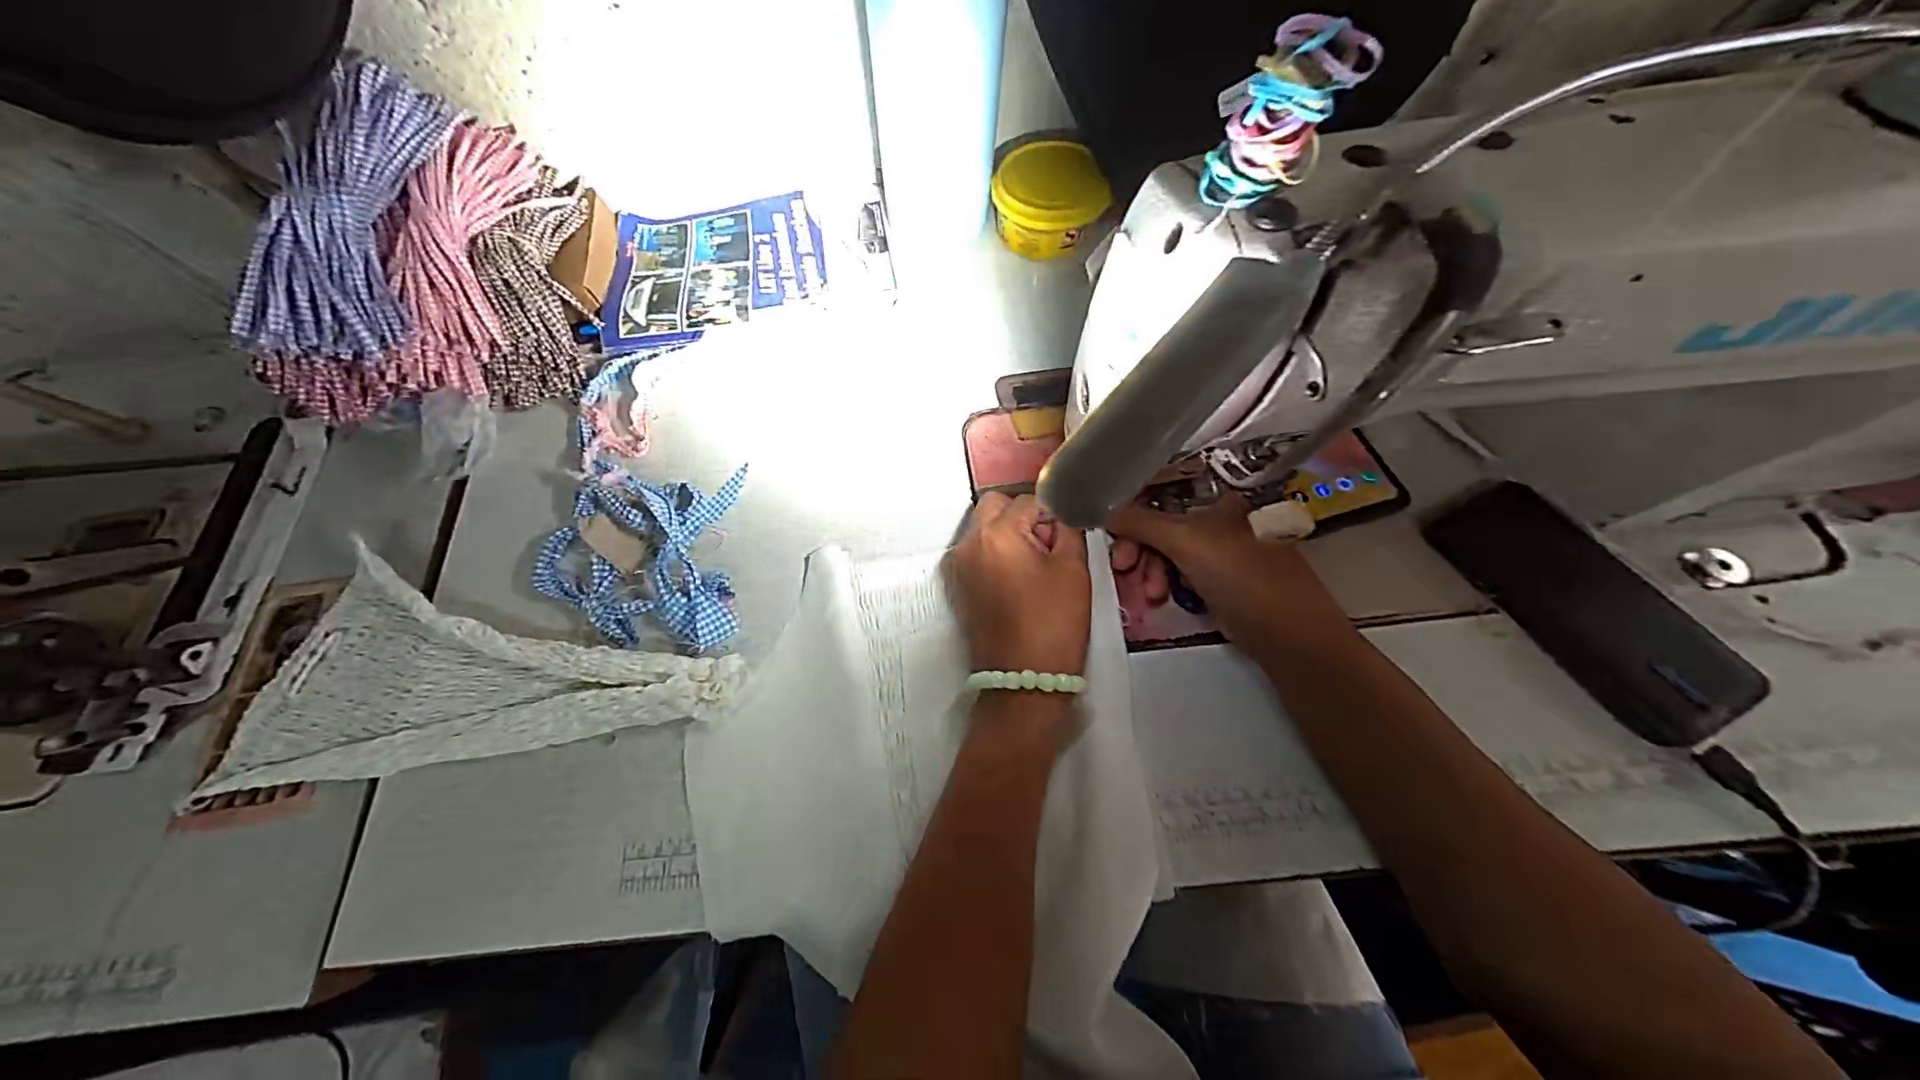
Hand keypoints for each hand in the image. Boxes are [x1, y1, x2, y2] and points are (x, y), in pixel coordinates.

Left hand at [945, 493, 1090, 675]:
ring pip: (984, 527)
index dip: (1054, 514)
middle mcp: (968, 543)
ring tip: (1035, 566)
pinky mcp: (958, 585)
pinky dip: (995, 553)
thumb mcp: (1073, 570)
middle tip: (1049, 546)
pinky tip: (1018, 580)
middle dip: (1024, 516)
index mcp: (996, 534)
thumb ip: (1068, 529)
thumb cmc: (1053, 625)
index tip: (1067, 537)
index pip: (1029, 500)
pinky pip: (977, 552)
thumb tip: (1060, 515)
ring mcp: (959, 565)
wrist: (1023, 681)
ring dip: (1008, 533)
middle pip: (997, 506)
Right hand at [1107, 494, 1340, 641]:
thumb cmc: (1241, 576)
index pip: (1162, 498)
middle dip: (1140, 551)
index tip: (1116, 547)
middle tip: (1124, 572)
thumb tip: (1103, 510)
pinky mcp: (1220, 583)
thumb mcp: (1186, 542)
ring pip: (1168, 554)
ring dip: (1151, 573)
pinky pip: (1180, 576)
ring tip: (1153, 596)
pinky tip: (1163, 599)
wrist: (1289, 633)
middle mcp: (1219, 522)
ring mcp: (1221, 554)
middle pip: (1161, 528)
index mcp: (1217, 502)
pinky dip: (1166, 585)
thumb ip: (1140, 522)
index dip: (1133, 519)